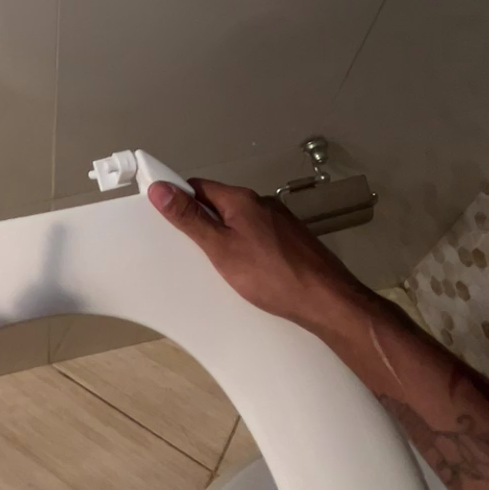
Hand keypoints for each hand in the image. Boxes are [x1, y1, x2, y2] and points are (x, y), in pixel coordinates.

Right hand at [147, 179, 373, 336]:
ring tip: (221, 262)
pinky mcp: (293, 239)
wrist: (328, 302)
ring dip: (225, 234)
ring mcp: (280, 220)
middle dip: (202, 221)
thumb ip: (189, 218)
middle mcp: (262, 203)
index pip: (198, 186)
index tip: (168, 220)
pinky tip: (248, 268)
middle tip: (193, 248)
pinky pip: (257, 234)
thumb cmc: (271, 276)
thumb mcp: (220, 248)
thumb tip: (160, 188)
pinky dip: (246, 245)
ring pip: (239, 220)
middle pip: (219, 203)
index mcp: (241, 199)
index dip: (180, 199)